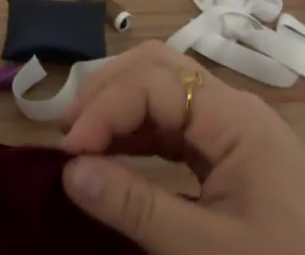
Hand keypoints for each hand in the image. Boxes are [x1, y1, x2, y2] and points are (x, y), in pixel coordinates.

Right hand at [59, 41, 304, 254]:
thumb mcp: (209, 250)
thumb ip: (138, 207)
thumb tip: (69, 170)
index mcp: (236, 119)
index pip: (153, 83)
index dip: (104, 108)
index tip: (68, 153)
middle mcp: (234, 110)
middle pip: (158, 68)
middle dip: (107, 92)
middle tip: (68, 134)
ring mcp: (235, 132)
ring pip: (164, 92)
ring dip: (119, 110)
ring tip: (81, 144)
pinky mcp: (234, 159)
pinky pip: (175, 126)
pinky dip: (138, 135)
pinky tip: (115, 157)